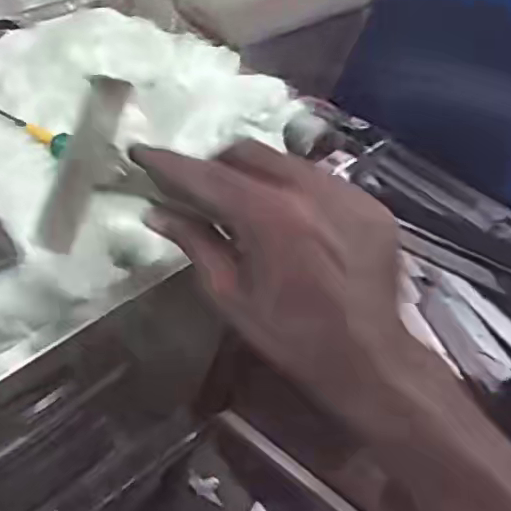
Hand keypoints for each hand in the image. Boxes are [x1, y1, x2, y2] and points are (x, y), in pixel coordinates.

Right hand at [132, 141, 435, 406]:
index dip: (168, 163)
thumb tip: (156, 212)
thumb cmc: (289, 335)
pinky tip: (287, 218)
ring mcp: (344, 191)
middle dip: (213, 164)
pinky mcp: (368, 202)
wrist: (369, 359)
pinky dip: (290, 188)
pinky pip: (317, 178)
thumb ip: (194, 243)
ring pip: (283, 160)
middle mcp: (308, 189)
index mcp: (268, 215)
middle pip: (245, 152)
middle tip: (195, 189)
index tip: (141, 151)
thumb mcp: (229, 295)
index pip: (206, 176)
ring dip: (252, 173)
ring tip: (241, 203)